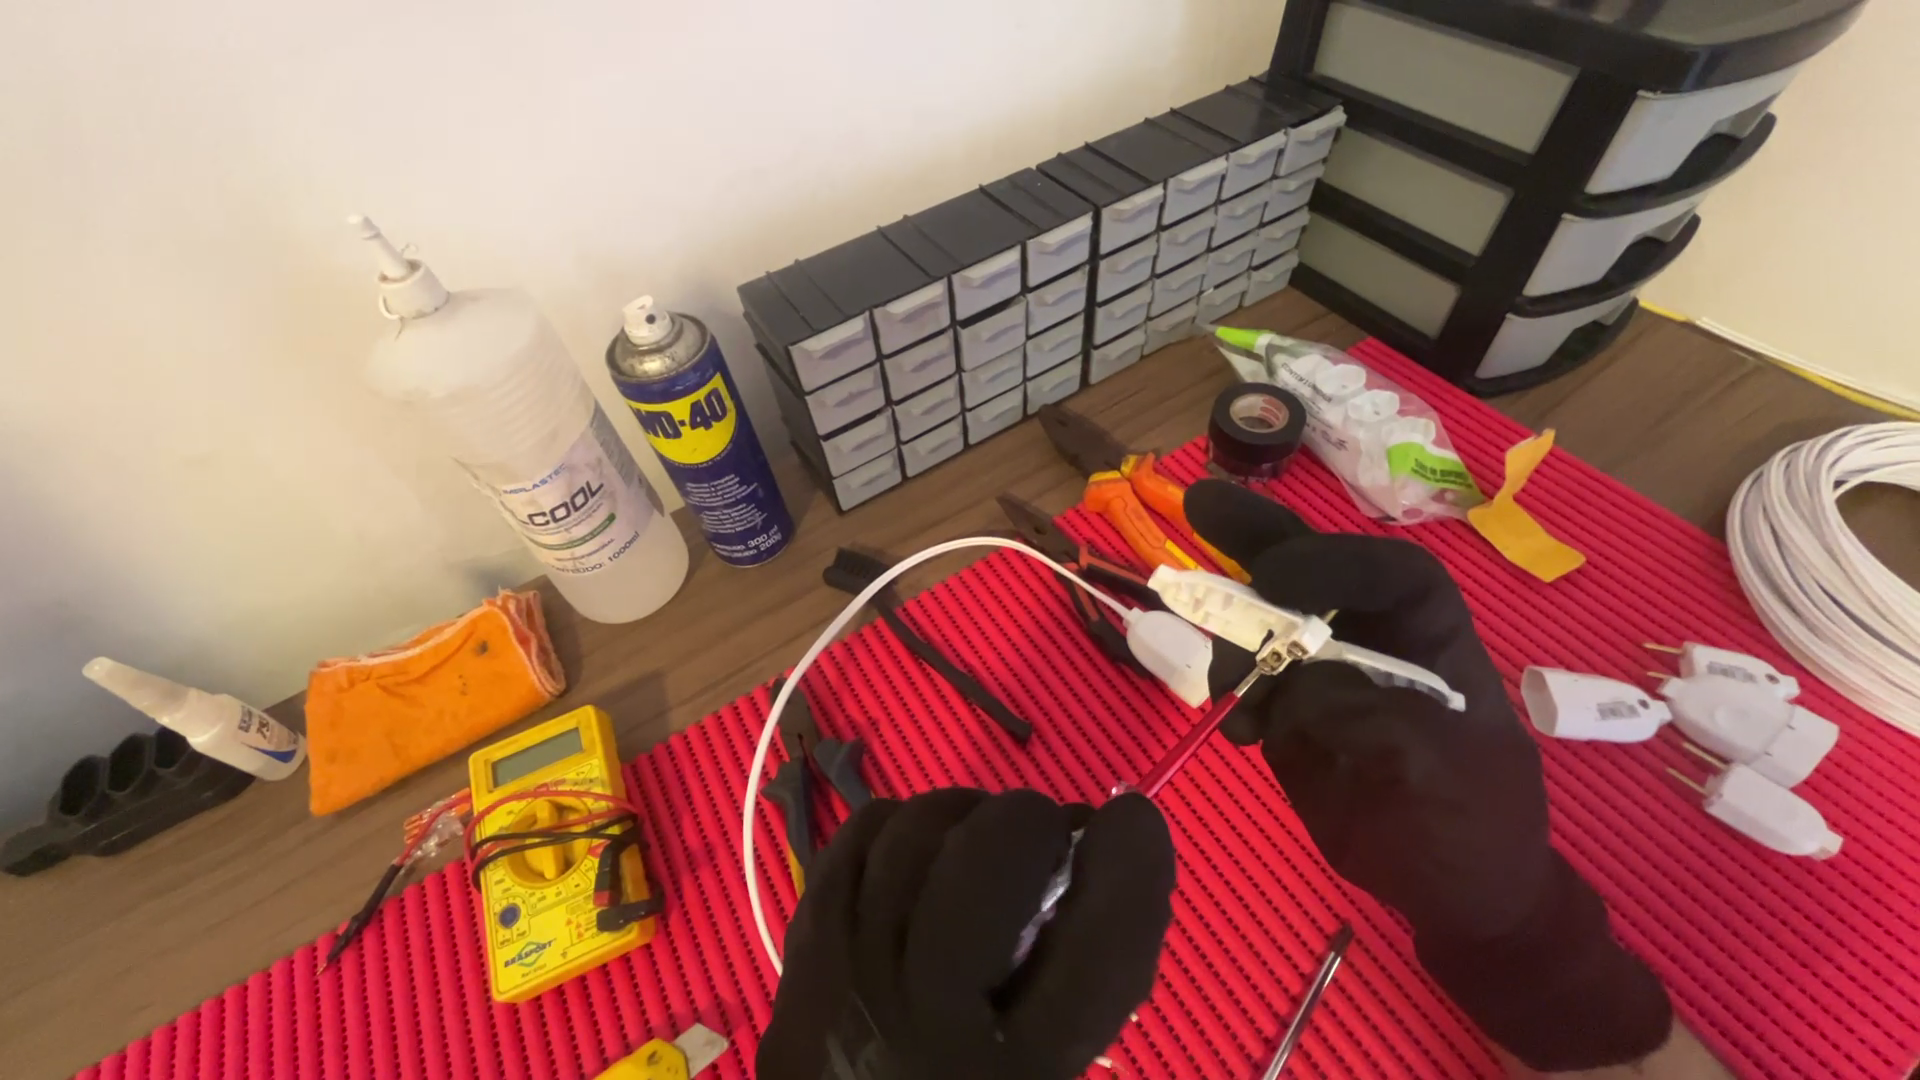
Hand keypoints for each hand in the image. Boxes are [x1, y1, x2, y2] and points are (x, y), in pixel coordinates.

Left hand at [757, 789, 1173, 1079]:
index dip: (1128, 860)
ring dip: (964, 814)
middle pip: (984, 864)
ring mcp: (852, 973)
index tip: (1133, 817)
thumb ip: (1093, 965)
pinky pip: (861, 833)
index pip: (1097, 946)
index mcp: (1018, 1071)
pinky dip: (902, 822)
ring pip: (914, 832)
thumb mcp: (1056, 1055)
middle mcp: (928, 1022)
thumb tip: (1094, 839)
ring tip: (980, 837)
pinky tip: (921, 848)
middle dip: (1028, 823)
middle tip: (1042, 834)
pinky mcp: (806, 939)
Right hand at [1186, 480, 1670, 1071]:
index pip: (1387, 572)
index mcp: (1430, 635)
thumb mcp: (1436, 777)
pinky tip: (1236, 730)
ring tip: (1220, 679)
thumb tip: (1297, 677)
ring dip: (1232, 631)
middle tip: (1199, 501)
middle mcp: (1372, 636)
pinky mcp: (1288, 705)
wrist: (1447, 888)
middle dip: (1256, 536)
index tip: (1274, 577)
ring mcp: (1323, 669)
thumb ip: (1369, 717)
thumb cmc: (1469, 828)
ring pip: (1267, 618)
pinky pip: (1246, 679)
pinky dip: (1230, 693)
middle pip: (1313, 568)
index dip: (1331, 560)